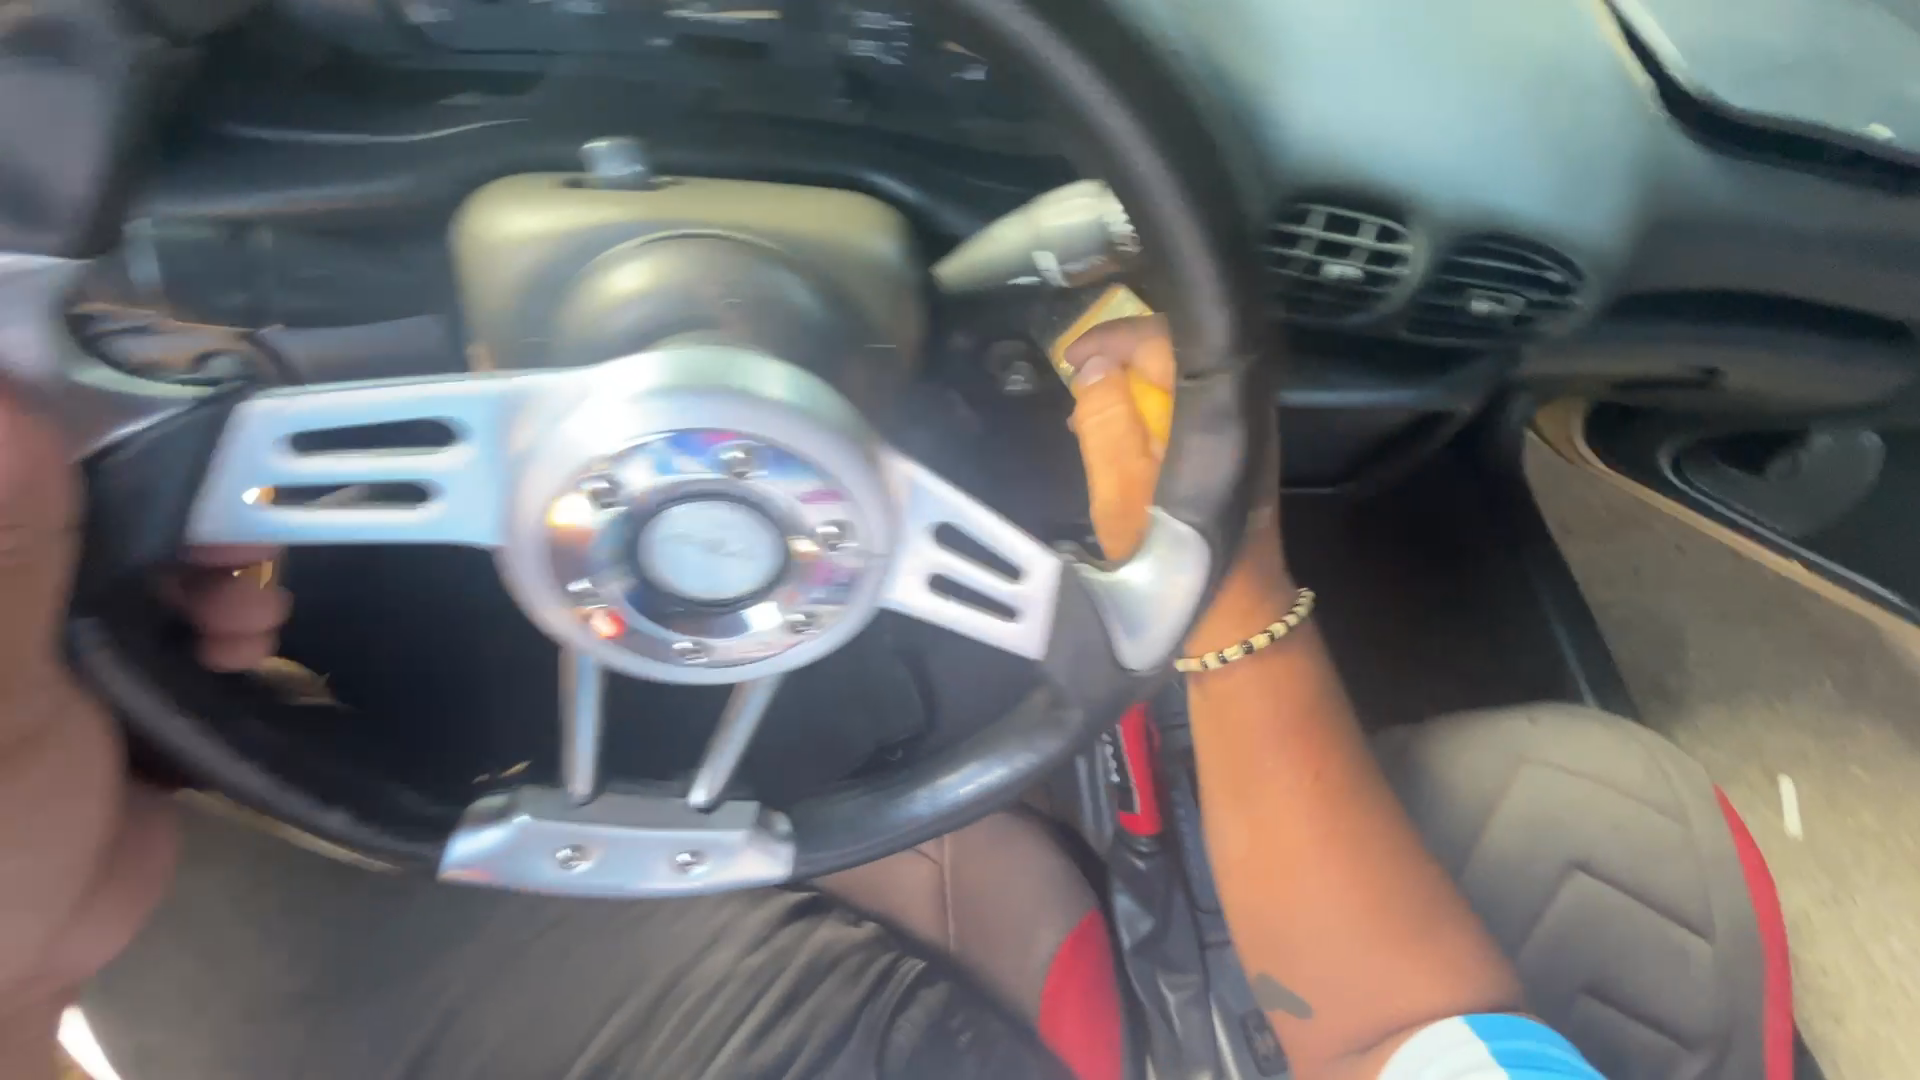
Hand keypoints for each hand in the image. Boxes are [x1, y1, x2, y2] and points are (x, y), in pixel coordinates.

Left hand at [0, 391, 287, 1076]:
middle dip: (172, 510)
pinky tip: (242, 644)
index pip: (19, 458)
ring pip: (137, 551)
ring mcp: (32, 632)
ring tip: (243, 613)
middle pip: (75, 496)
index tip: (163, 422)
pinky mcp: (98, 673)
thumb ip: (4, 557)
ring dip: (212, 570)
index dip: (70, 421)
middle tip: (235, 536)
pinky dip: (223, 618)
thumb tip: (15, 405)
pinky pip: (175, 611)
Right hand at [1061, 315, 1293, 655]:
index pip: (1161, 339)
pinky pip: (1186, 412)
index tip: (1070, 359)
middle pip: (1172, 355)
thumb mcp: (1120, 487)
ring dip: (1130, 390)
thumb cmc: (1168, 550)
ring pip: (1177, 384)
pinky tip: (1121, 445)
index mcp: (1210, 406)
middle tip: (1077, 391)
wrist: (1230, 610)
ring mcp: (1239, 429)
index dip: (1111, 338)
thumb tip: (1094, 366)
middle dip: (1118, 362)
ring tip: (1089, 421)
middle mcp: (1234, 405)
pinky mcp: (1234, 452)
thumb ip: (1104, 419)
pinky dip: (1149, 414)